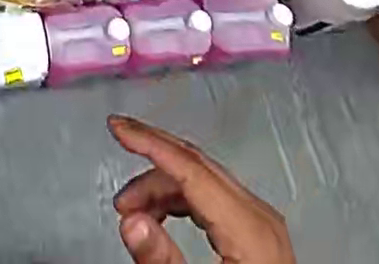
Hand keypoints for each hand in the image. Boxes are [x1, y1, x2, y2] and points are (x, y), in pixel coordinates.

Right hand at [109, 116, 296, 263]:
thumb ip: (162, 263)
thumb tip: (130, 221)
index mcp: (250, 230)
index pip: (190, 169)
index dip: (149, 143)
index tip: (117, 128)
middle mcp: (260, 217)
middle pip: (196, 165)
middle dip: (151, 152)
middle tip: (117, 138)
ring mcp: (261, 224)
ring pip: (201, 179)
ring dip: (160, 184)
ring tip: (129, 208)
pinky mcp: (257, 234)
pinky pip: (210, 197)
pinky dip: (178, 197)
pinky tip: (157, 214)